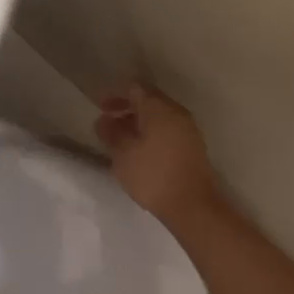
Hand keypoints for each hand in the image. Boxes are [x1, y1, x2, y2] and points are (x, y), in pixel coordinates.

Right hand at [93, 81, 225, 223]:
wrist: (193, 206)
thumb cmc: (153, 175)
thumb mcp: (123, 154)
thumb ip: (111, 133)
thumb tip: (104, 120)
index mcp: (159, 108)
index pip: (135, 88)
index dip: (115, 94)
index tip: (100, 107)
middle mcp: (176, 113)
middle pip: (149, 100)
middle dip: (126, 107)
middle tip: (107, 122)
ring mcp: (188, 130)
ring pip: (159, 116)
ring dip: (138, 122)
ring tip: (120, 139)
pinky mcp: (192, 147)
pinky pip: (168, 130)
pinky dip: (151, 133)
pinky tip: (139, 150)